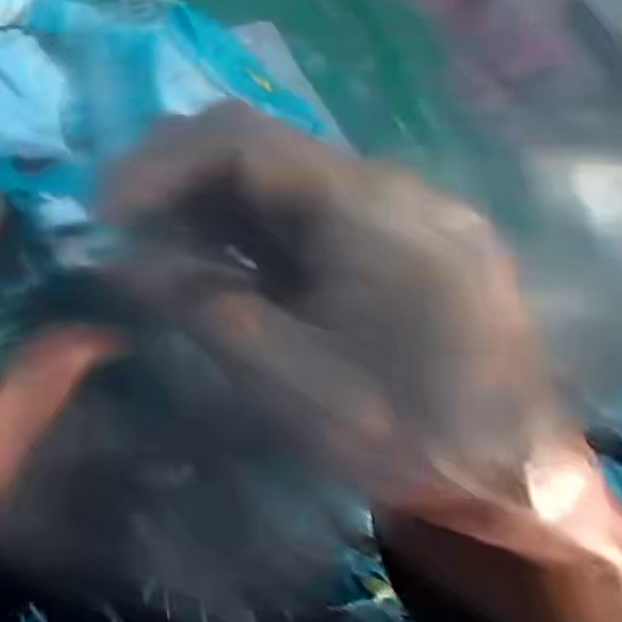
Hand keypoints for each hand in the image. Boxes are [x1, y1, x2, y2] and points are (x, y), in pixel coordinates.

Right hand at [108, 101, 551, 507]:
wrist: (516, 486)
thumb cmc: (406, 438)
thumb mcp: (289, 384)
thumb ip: (197, 305)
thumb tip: (113, 259)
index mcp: (375, 214)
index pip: (240, 142)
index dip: (156, 166)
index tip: (105, 214)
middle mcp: (379, 187)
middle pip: (242, 135)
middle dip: (162, 170)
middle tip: (114, 222)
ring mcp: (372, 204)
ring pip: (249, 159)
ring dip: (182, 189)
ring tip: (141, 238)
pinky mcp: (359, 227)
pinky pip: (267, 194)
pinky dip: (211, 211)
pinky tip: (187, 248)